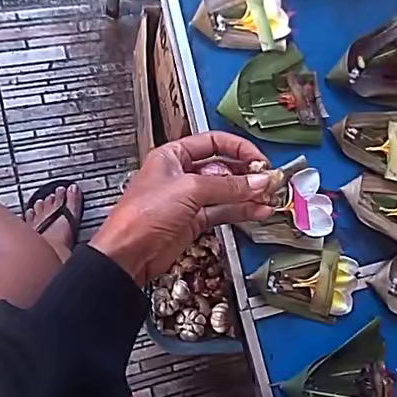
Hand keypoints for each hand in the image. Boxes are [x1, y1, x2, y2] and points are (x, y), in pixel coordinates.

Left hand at [94, 132, 276, 284]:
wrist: (128, 254)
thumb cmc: (142, 215)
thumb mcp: (190, 189)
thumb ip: (229, 185)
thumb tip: (257, 180)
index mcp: (173, 156)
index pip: (213, 142)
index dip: (238, 148)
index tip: (259, 159)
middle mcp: (181, 175)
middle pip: (223, 167)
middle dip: (247, 174)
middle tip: (268, 180)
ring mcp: (188, 199)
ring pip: (226, 192)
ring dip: (248, 194)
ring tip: (268, 197)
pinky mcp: (193, 221)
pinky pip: (223, 211)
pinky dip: (241, 211)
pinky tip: (257, 211)